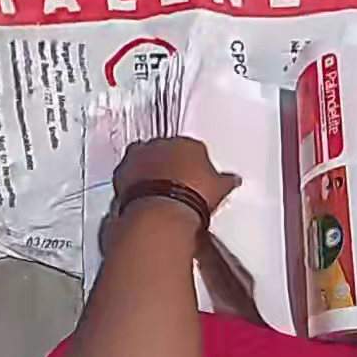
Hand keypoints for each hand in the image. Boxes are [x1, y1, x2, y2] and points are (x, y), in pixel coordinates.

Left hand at [113, 137, 240, 214]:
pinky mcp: (123, 171)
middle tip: (176, 184)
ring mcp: (141, 156)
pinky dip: (132, 181)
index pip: (193, 148)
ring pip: (145, 158)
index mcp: (189, 144)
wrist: (163, 212)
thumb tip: (232, 180)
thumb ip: (226, 181)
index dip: (194, 164)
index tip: (195, 178)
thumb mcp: (219, 189)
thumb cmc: (192, 197)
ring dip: (149, 170)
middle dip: (170, 163)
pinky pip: (127, 173)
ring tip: (158, 191)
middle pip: (167, 150)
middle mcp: (163, 144)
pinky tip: (140, 195)